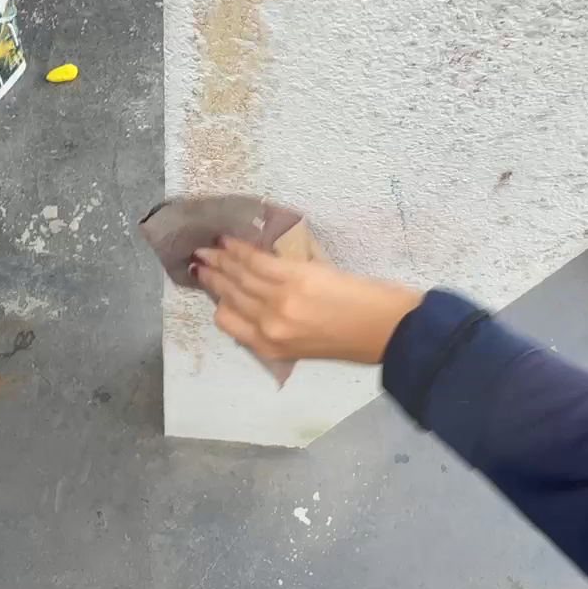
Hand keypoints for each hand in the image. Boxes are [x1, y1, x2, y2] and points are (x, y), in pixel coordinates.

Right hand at [193, 237, 424, 364]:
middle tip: (198, 259)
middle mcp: (268, 327)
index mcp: (270, 348)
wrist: (389, 330)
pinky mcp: (294, 278)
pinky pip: (256, 261)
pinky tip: (228, 240)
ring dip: (219, 258)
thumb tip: (258, 299)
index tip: (211, 284)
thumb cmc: (353, 339)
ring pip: (238, 275)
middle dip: (211, 275)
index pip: (227, 321)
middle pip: (228, 295)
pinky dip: (239, 248)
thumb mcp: (305, 345)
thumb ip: (278, 327)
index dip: (218, 300)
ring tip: (207, 246)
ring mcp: (279, 302)